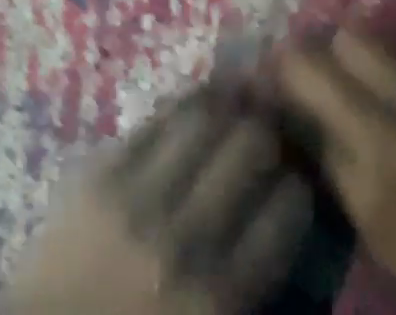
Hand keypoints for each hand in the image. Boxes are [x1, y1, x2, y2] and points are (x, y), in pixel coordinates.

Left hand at [0, 90, 314, 314]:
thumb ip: (249, 273)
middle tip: (270, 131)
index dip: (299, 184)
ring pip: (204, 118)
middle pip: (252, 148)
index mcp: (222, 294)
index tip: (295, 177)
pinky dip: (185, 104)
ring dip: (230, 105)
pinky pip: (154, 119)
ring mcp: (136, 199)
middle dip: (270, 132)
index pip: (288, 210)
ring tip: (239, 100)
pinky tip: (199, 101)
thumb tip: (283, 203)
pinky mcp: (97, 173)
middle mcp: (187, 239)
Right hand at [276, 28, 395, 314]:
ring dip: (363, 46)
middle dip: (325, 50)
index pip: (312, 67)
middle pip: (349, 32)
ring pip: (388, 28)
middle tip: (318, 78)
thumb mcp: (375, 225)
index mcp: (383, 137)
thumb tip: (300, 117)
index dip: (284, 67)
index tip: (274, 82)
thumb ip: (334, 162)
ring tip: (358, 76)